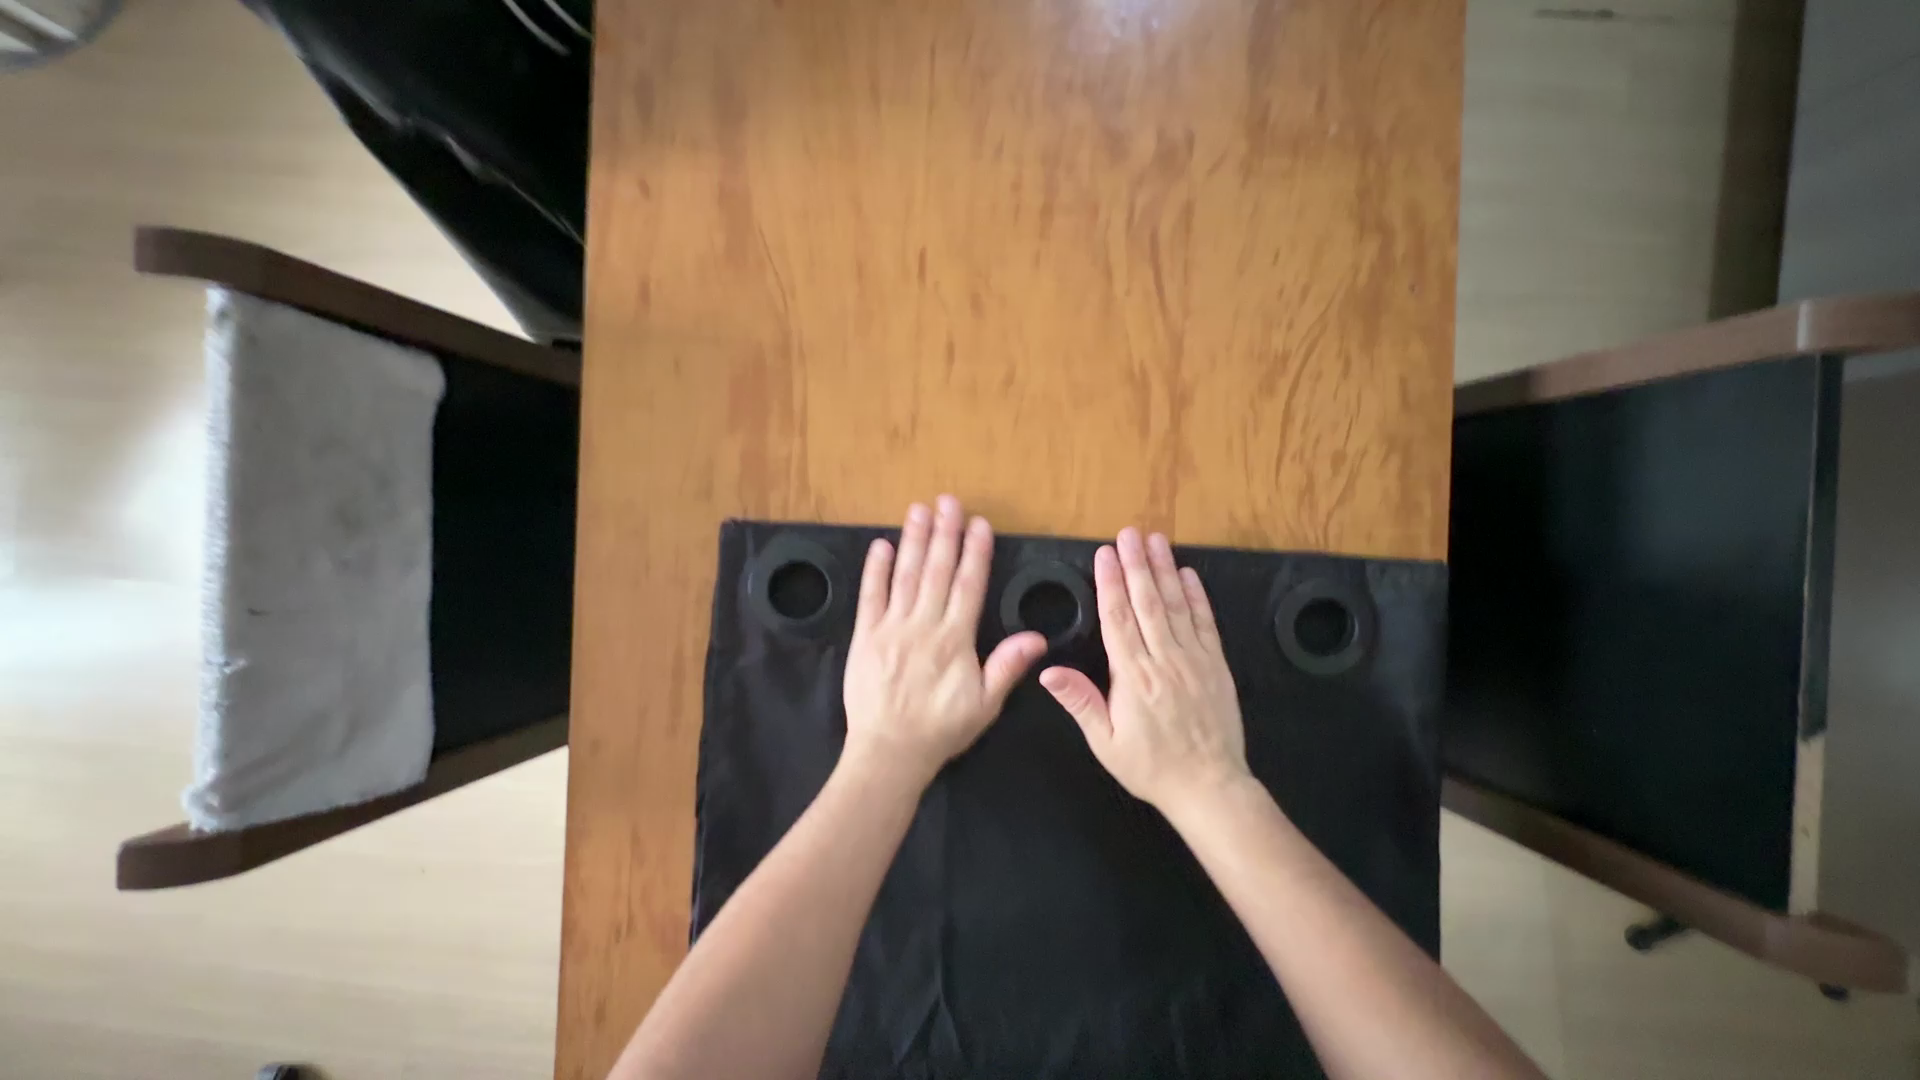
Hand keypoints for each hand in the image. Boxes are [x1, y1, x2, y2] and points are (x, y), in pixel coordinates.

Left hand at [841, 496, 1048, 784]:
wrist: (888, 751)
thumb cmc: (941, 729)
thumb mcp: (984, 705)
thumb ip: (1007, 667)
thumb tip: (1037, 636)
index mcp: (955, 640)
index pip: (969, 586)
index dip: (975, 553)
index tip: (979, 524)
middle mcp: (923, 626)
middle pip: (936, 571)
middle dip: (944, 533)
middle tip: (949, 501)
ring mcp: (891, 628)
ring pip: (905, 576)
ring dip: (913, 541)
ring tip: (919, 510)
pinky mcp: (864, 637)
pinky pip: (870, 597)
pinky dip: (876, 570)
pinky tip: (882, 546)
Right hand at [1040, 528, 1250, 813]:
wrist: (1209, 786)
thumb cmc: (1150, 767)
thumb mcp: (1106, 743)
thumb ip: (1080, 702)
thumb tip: (1048, 670)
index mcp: (1133, 677)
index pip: (1118, 619)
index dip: (1110, 583)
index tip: (1105, 554)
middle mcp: (1164, 660)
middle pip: (1147, 603)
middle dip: (1136, 565)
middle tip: (1129, 533)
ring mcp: (1194, 659)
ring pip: (1176, 605)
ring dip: (1164, 570)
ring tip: (1155, 540)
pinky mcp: (1216, 665)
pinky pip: (1205, 622)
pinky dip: (1196, 596)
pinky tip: (1187, 574)